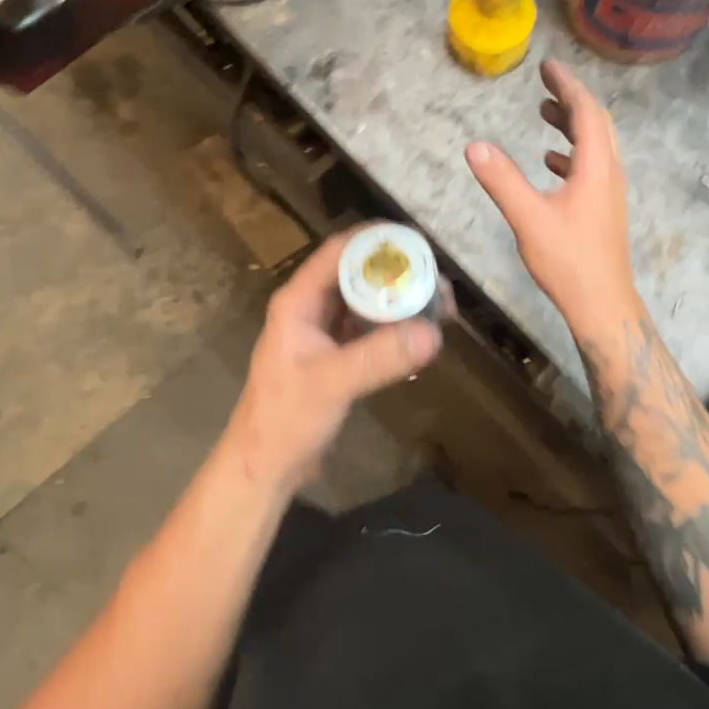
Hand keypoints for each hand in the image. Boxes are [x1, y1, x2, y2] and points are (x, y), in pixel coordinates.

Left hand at [223, 228, 443, 489]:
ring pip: (369, 302)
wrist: (266, 466)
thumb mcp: (331, 384)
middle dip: (399, 274)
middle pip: (360, 275)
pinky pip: (372, 330)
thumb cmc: (284, 419)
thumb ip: (378, 357)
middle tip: (441, 285)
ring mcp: (326, 333)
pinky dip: (397, 328)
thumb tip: (432, 333)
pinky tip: (424, 335)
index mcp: (299, 302)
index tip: (419, 243)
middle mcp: (313, 309)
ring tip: (442, 307)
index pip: (339, 253)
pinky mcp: (339, 357)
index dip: (376, 241)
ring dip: (402, 301)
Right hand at [466, 59, 641, 330]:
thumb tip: (474, 146)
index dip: (567, 85)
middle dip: (571, 99)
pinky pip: (592, 167)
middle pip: (597, 122)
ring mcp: (611, 192)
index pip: (587, 112)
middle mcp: (610, 172)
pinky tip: (550, 163)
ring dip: (572, 126)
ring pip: (596, 145)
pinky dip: (572, 154)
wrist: (602, 303)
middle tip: (545, 83)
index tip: (548, 66)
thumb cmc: (569, 260)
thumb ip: (502, 180)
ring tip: (543, 114)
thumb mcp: (528, 218)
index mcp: (597, 166)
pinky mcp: (605, 208)